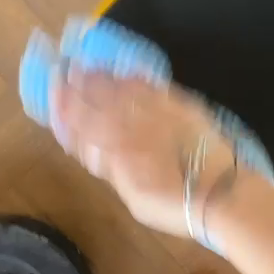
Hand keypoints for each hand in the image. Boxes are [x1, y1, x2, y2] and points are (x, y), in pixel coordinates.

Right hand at [51, 72, 237, 238]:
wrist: (220, 192)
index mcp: (117, 150)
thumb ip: (113, 170)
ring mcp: (158, 112)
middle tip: (64, 72)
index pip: (84, 124)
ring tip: (87, 67)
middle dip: (79, 86)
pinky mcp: (181, 105)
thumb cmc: (174, 205)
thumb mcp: (134, 196)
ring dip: (102, 78)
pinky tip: (126, 73)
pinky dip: (135, 78)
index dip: (66, 109)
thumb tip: (92, 150)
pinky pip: (152, 87)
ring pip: (123, 90)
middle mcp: (133, 126)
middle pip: (100, 101)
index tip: (53, 95)